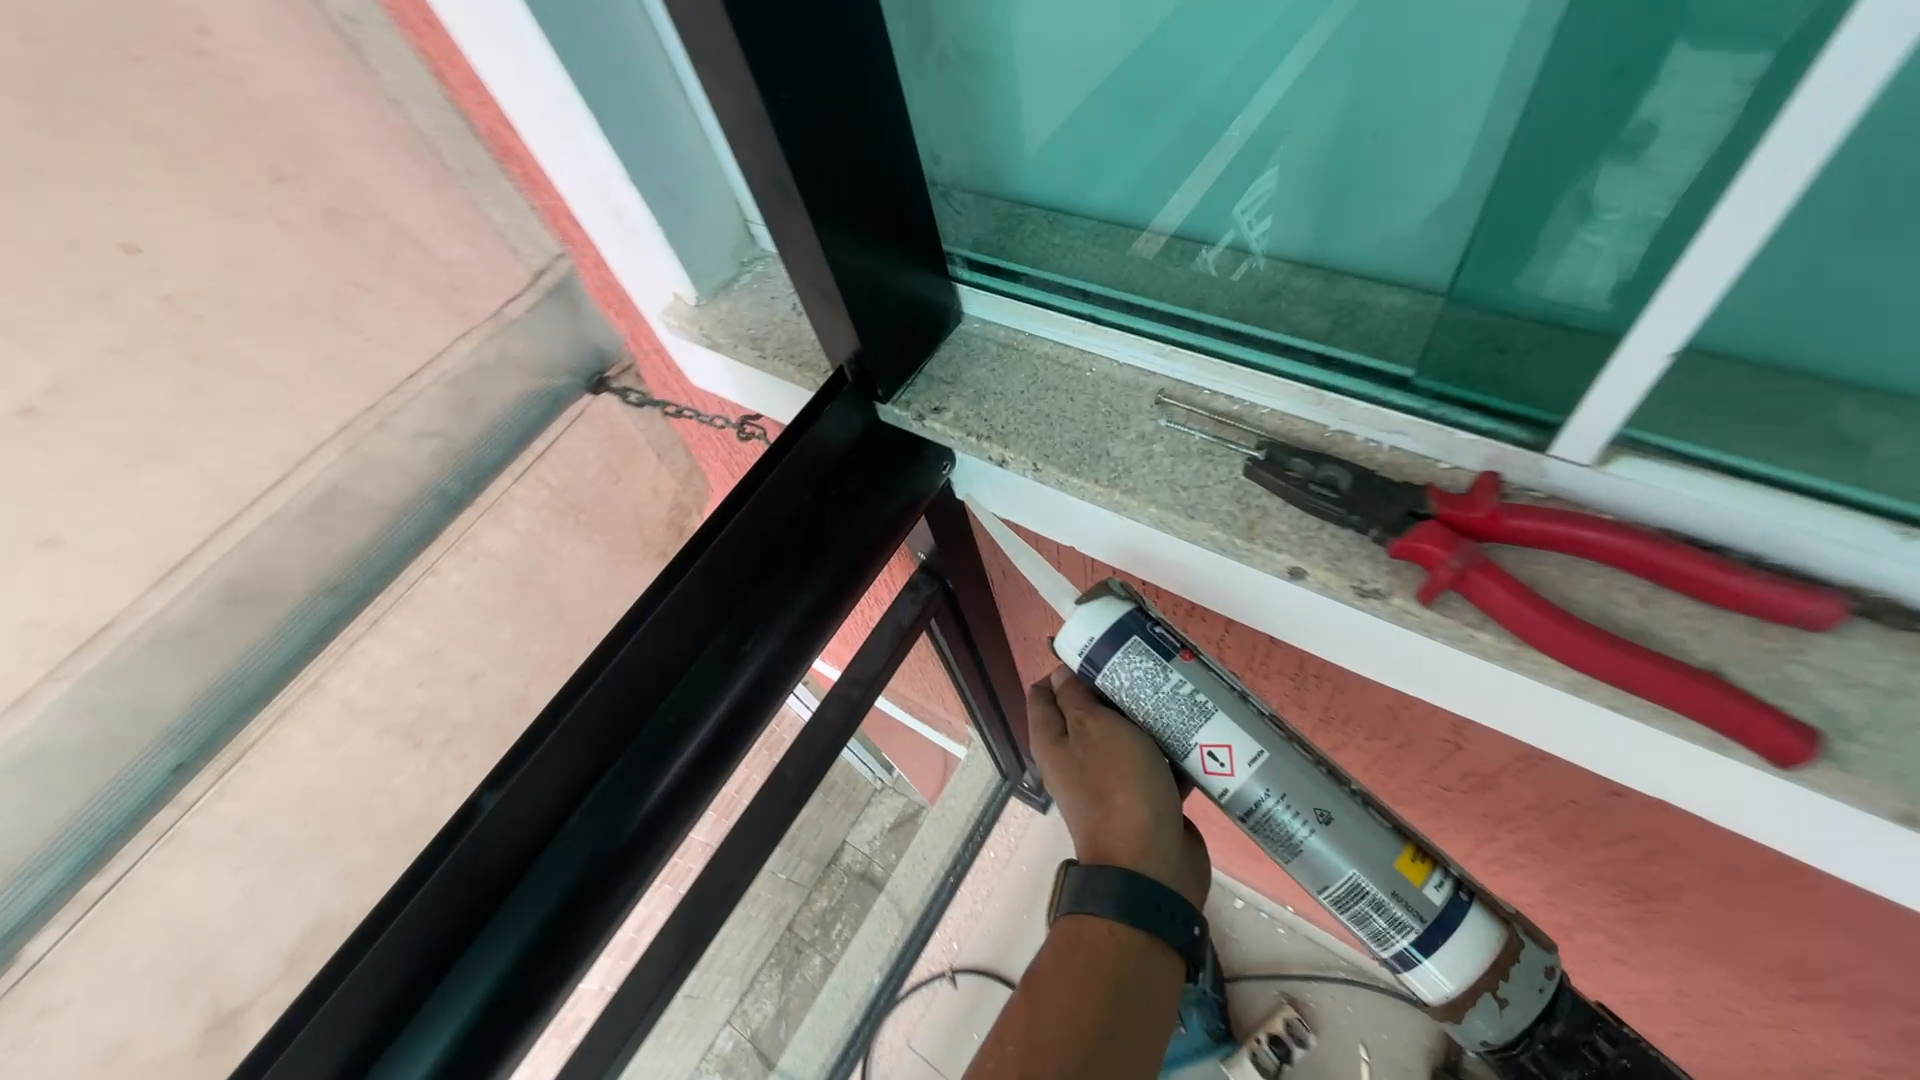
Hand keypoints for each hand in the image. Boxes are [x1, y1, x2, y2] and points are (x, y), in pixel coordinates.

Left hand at [1029, 667, 1209, 907]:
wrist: (1150, 867)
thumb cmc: (1118, 787)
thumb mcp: (1093, 728)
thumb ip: (1077, 698)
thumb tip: (1062, 674)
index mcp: (1053, 740)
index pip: (1045, 692)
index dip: (1067, 669)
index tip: (1104, 654)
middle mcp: (1077, 759)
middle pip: (1091, 712)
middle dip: (1118, 691)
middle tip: (1150, 671)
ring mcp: (1111, 781)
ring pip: (1129, 738)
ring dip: (1151, 721)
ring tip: (1179, 694)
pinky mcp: (1146, 800)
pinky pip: (1158, 767)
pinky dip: (1174, 755)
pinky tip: (1199, 734)